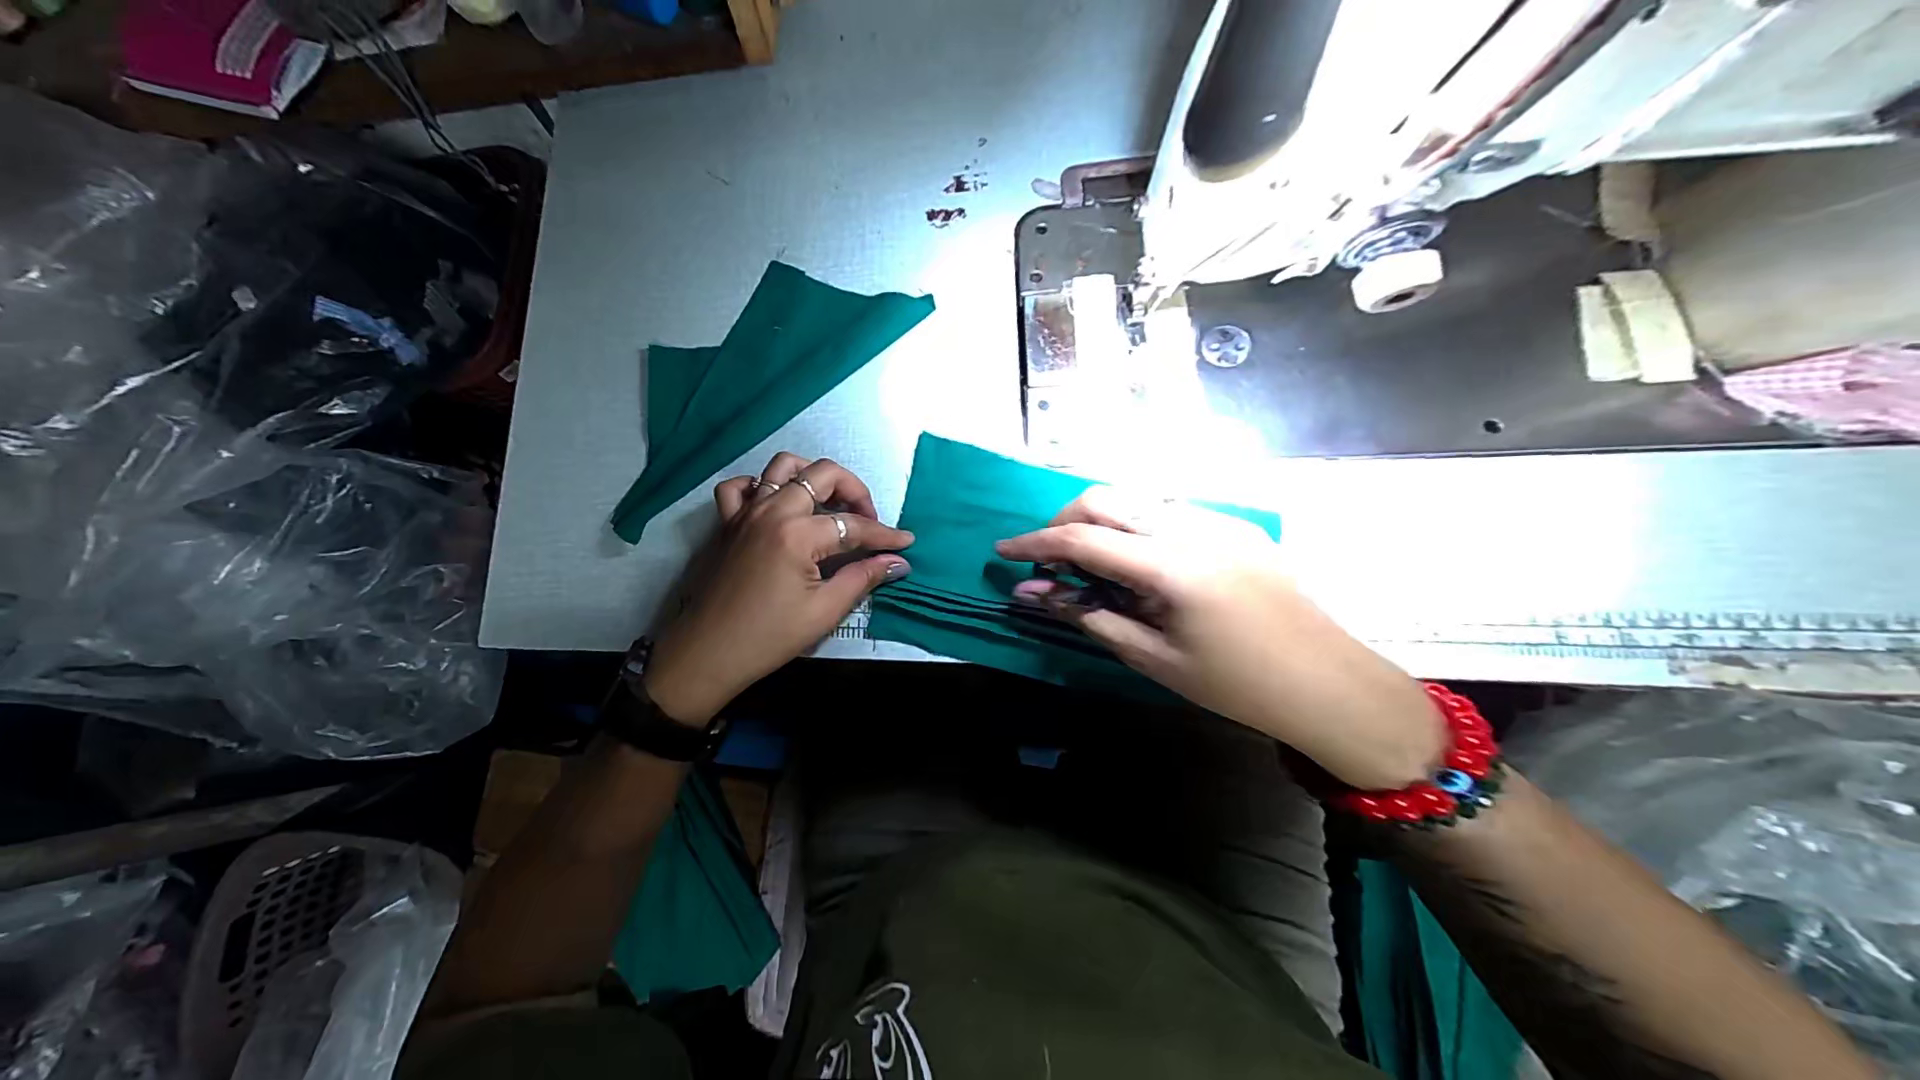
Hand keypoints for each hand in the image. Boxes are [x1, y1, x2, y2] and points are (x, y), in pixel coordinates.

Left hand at [645, 453, 912, 724]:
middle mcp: (771, 511)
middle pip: (822, 474)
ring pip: (782, 466)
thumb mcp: (824, 611)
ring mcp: (745, 512)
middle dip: (854, 490)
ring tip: (827, 502)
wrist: (707, 654)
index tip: (905, 543)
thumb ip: (862, 577)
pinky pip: (740, 487)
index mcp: (797, 533)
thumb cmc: (769, 637)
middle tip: (867, 519)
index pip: (853, 525)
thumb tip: (897, 562)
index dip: (884, 535)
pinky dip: (761, 487)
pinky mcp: (727, 523)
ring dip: (811, 476)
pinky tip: (776, 506)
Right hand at [995, 487, 1443, 789]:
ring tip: (1095, 569)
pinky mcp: (1236, 526)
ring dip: (1102, 522)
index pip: (1082, 538)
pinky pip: (1170, 510)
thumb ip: (1088, 616)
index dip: (1034, 543)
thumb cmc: (1235, 685)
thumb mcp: (1152, 657)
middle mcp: (1192, 526)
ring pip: (1138, 498)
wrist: (1327, 682)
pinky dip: (1138, 526)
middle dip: (1064, 522)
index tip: (1002, 553)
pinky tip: (1143, 567)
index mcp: (1171, 565)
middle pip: (1105, 498)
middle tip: (1051, 564)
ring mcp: (1219, 520)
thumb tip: (1030, 595)